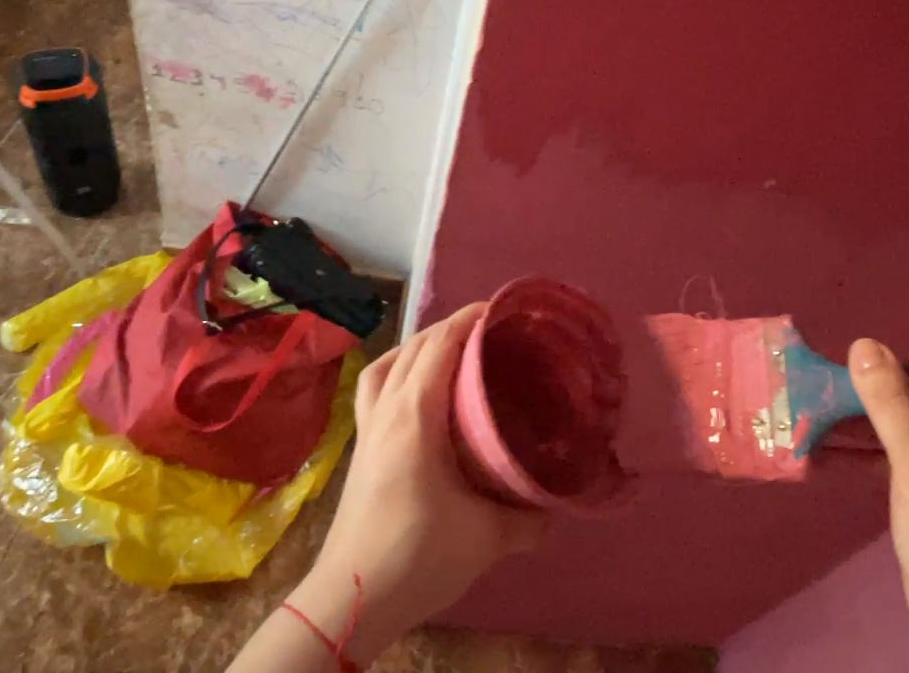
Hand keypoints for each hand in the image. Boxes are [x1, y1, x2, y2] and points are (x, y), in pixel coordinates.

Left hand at [291, 303, 548, 661]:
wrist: (351, 598)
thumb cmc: (417, 555)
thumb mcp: (486, 537)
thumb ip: (527, 518)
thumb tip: (557, 506)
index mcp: (414, 414)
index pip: (440, 345)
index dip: (468, 319)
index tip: (499, 310)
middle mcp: (387, 409)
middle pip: (414, 347)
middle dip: (450, 328)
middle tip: (489, 333)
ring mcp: (367, 427)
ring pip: (389, 363)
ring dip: (418, 347)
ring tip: (450, 352)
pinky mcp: (360, 448)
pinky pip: (375, 388)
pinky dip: (396, 372)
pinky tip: (415, 391)